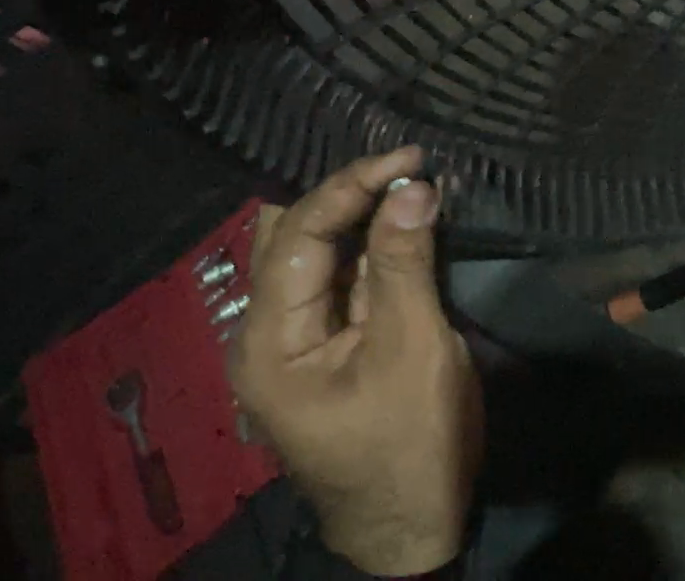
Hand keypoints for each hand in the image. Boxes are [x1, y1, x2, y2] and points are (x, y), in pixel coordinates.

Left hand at [230, 148, 481, 574]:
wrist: (411, 526)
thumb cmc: (411, 445)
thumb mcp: (414, 351)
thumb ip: (406, 266)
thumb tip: (412, 187)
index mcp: (269, 340)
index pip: (298, 236)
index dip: (351, 187)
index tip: (410, 158)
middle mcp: (270, 330)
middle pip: (296, 237)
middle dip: (349, 193)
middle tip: (408, 162)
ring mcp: (300, 336)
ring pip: (321, 251)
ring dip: (363, 213)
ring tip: (409, 176)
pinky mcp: (331, 340)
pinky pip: (346, 276)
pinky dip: (375, 243)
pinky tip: (403, 217)